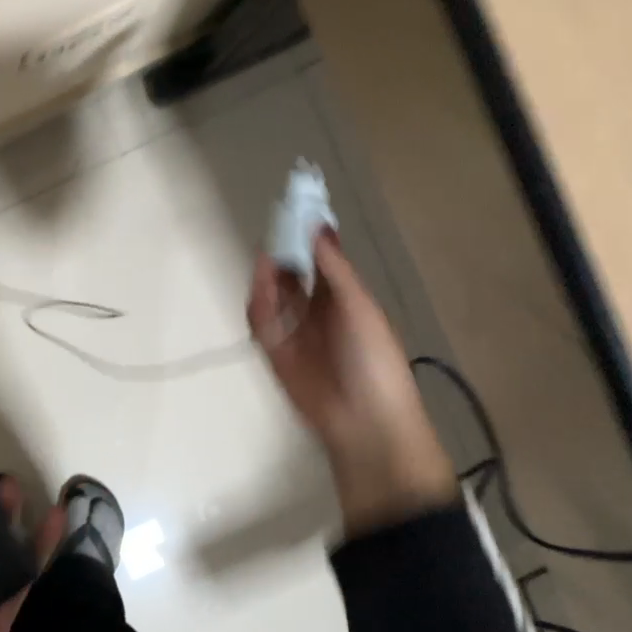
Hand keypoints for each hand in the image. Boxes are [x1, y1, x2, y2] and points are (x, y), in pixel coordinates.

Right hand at [247, 235, 455, 536]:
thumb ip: (335, 270)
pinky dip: (257, 301)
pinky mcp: (273, 353)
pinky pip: (260, 322)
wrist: (364, 421)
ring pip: (272, 296)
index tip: (297, 209)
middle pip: (292, 275)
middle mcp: (317, 312)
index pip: (321, 261)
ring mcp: (293, 333)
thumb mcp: (360, 309)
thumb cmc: (375, 362)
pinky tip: (261, 280)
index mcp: (345, 300)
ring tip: (268, 253)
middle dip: (284, 252)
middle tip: (275, 227)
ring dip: (269, 275)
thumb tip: (317, 227)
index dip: (308, 238)